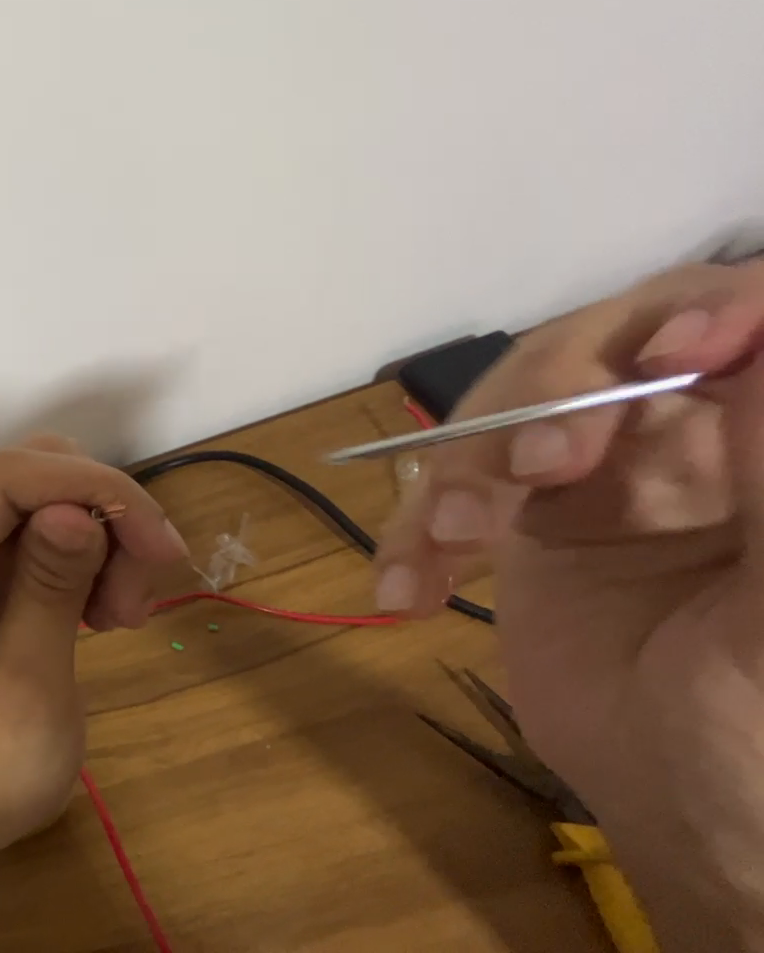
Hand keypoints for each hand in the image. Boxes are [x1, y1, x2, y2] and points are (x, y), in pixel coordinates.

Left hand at [0, 434, 187, 864]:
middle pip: (23, 475)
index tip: (159, 544)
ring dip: (102, 538)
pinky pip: (43, 524)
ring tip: (119, 616)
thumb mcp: (24, 692)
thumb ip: (45, 593)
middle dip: (101, 516)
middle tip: (137, 599)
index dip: (85, 485)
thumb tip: (73, 509)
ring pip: (43, 492)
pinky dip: (89, 553)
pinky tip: (102, 611)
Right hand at [375, 260, 763, 949]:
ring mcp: (592, 479)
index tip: (664, 359)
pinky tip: (403, 591)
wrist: (693, 822)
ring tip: (449, 548)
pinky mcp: (517, 522)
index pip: (738, 319)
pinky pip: (441, 498)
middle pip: (590, 355)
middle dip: (541, 403)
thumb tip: (748, 331)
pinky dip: (410, 539)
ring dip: (455, 476)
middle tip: (532, 469)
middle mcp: (689, 437)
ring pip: (493, 420)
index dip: (697, 312)